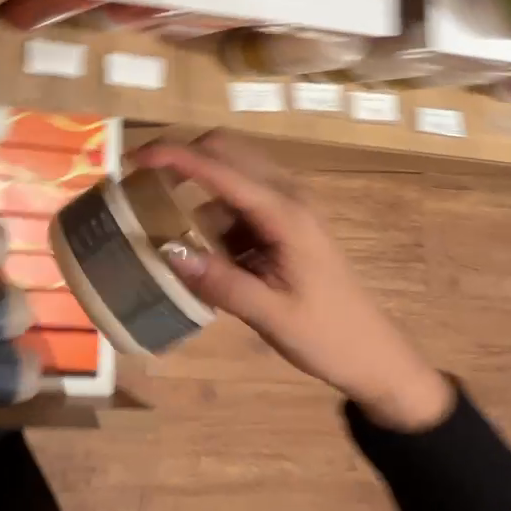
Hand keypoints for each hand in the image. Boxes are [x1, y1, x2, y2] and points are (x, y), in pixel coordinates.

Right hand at [131, 135, 454, 431]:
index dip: (173, 156)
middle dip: (182, 155)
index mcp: (285, 214)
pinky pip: (239, 196)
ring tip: (169, 221)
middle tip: (143, 180)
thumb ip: (218, 281)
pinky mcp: (286, 220)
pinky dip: (214, 209)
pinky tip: (206, 247)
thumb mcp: (270, 315)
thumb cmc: (329, 338)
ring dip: (198, 186)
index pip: (219, 168)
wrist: (378, 360)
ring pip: (231, 170)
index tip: (132, 159)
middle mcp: (287, 196)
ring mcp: (289, 205)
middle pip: (226, 149)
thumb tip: (165, 249)